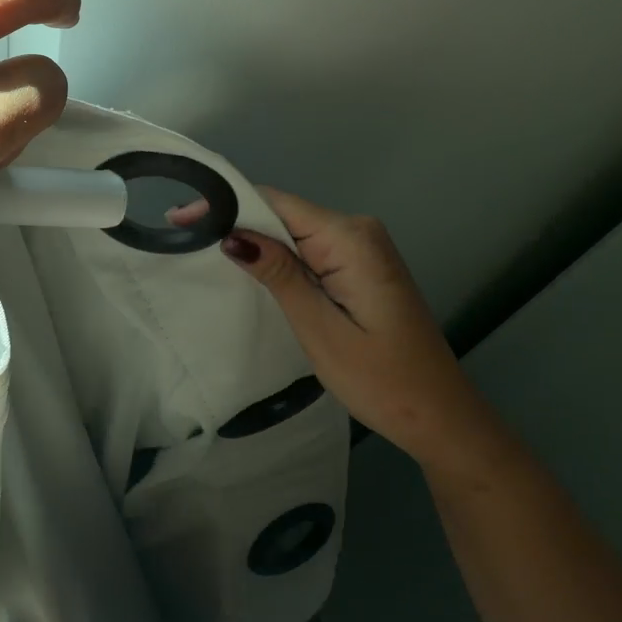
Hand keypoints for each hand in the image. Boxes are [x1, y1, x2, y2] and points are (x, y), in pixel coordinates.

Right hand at [186, 189, 499, 469]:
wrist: (442, 418)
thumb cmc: (382, 380)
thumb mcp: (320, 329)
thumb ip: (279, 274)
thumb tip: (232, 235)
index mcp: (350, 239)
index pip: (276, 203)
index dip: (225, 205)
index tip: (181, 218)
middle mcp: (358, 230)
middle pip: (282, 210)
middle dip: (232, 218)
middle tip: (179, 230)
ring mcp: (362, 246)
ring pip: (292, 227)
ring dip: (250, 235)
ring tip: (200, 244)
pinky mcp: (360, 265)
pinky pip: (308, 246)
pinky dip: (274, 252)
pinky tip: (245, 260)